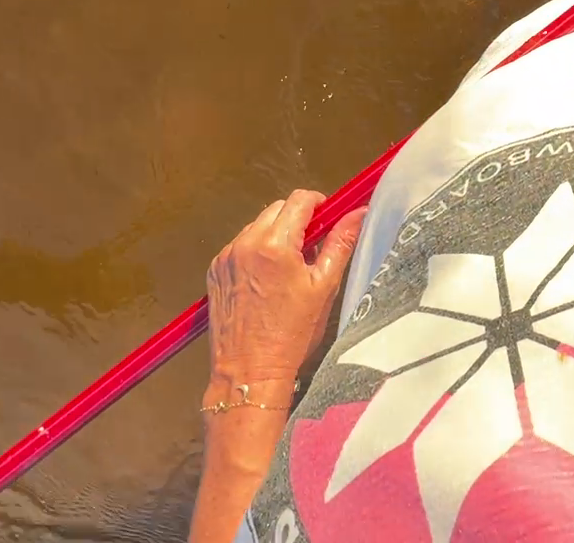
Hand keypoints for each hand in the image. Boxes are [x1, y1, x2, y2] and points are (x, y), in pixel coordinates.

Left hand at [203, 190, 365, 395]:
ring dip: (276, 233)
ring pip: (257, 225)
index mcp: (275, 244)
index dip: (319, 203)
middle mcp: (245, 243)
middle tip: (312, 246)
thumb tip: (358, 212)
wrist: (249, 373)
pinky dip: (256, 250)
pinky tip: (266, 277)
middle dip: (297, 218)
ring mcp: (226, 257)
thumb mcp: (324, 286)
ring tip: (288, 265)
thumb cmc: (293, 332)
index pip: (300, 200)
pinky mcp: (214, 271)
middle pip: (277, 208)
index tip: (328, 218)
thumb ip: (341, 242)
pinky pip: (240, 244)